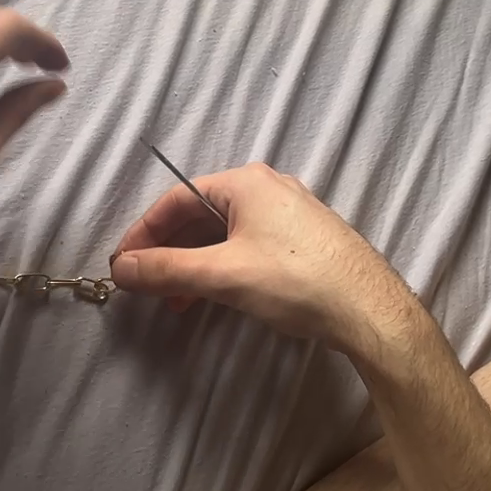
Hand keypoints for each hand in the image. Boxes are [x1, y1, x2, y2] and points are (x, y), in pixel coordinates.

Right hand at [110, 163, 419, 357]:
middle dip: (169, 249)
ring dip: (194, 262)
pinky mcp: (301, 236)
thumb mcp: (224, 275)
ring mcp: (287, 210)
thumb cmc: (294, 280)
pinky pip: (246, 242)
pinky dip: (221, 265)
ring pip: (224, 231)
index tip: (122, 263)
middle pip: (201, 212)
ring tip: (174, 300)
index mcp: (245, 182)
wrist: (369, 308)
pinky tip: (211, 294)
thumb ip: (168, 270)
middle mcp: (266, 186)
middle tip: (143, 284)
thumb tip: (121, 268)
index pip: (178, 198)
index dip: (144, 231)